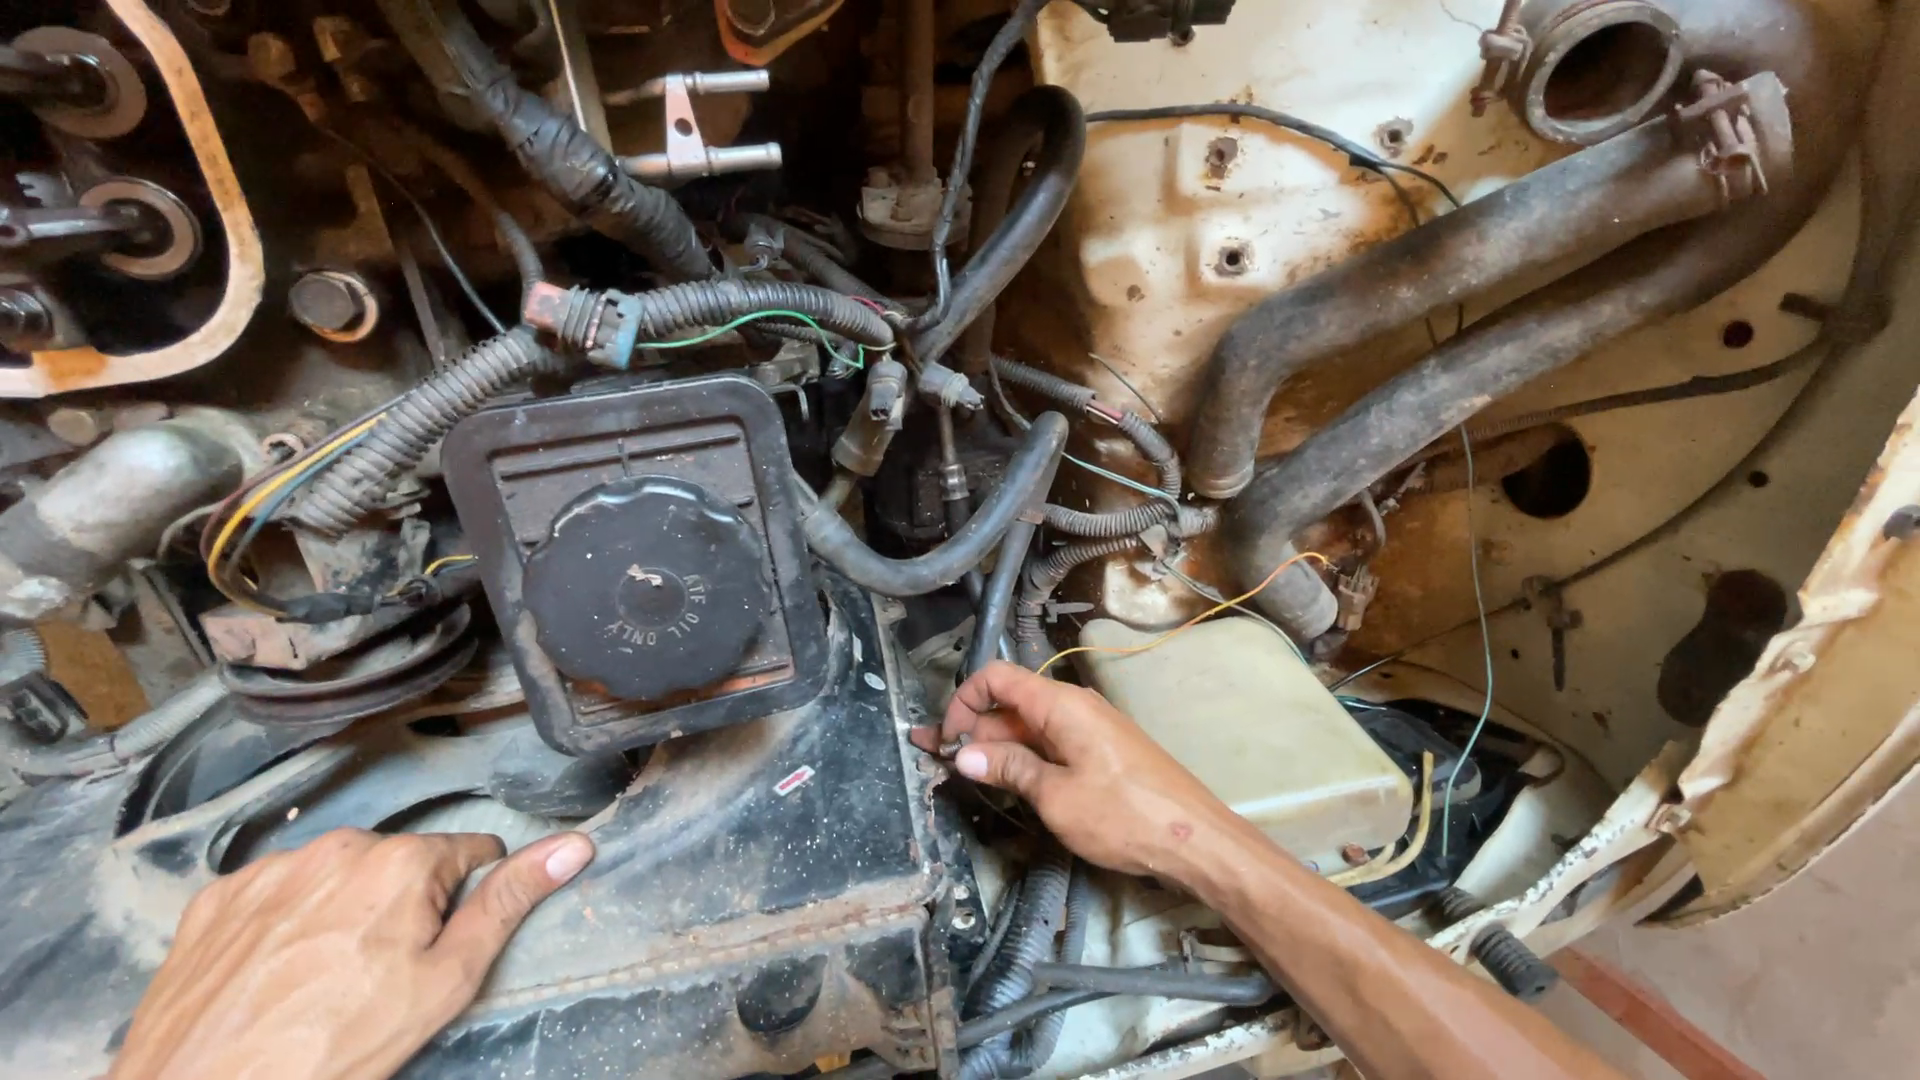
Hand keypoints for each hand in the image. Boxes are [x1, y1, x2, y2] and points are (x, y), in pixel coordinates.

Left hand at [109, 828, 594, 1079]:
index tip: (435, 946)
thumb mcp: (449, 978)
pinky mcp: (215, 896)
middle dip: (404, 900)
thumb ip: (511, 900)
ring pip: (342, 871)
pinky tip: (272, 964)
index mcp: (404, 859)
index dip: (464, 900)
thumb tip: (576, 844)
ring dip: (346, 902)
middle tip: (377, 967)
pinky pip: (278, 887)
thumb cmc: (344, 1043)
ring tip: (320, 970)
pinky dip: (286, 914)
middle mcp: (339, 844)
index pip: (471, 854)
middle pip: (404, 861)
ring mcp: (270, 868)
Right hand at [911, 661, 1258, 880]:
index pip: (997, 677)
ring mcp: (1089, 729)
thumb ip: (1008, 769)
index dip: (964, 701)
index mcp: (1060, 704)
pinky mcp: (1100, 752)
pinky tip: (1008, 782)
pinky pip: (1051, 744)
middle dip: (973, 729)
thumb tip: (963, 754)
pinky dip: (1024, 758)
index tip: (946, 740)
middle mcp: (1073, 706)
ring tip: (965, 775)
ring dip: (996, 747)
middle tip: (940, 762)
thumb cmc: (1123, 815)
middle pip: (1010, 704)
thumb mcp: (1056, 796)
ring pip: (1029, 727)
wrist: (1196, 840)